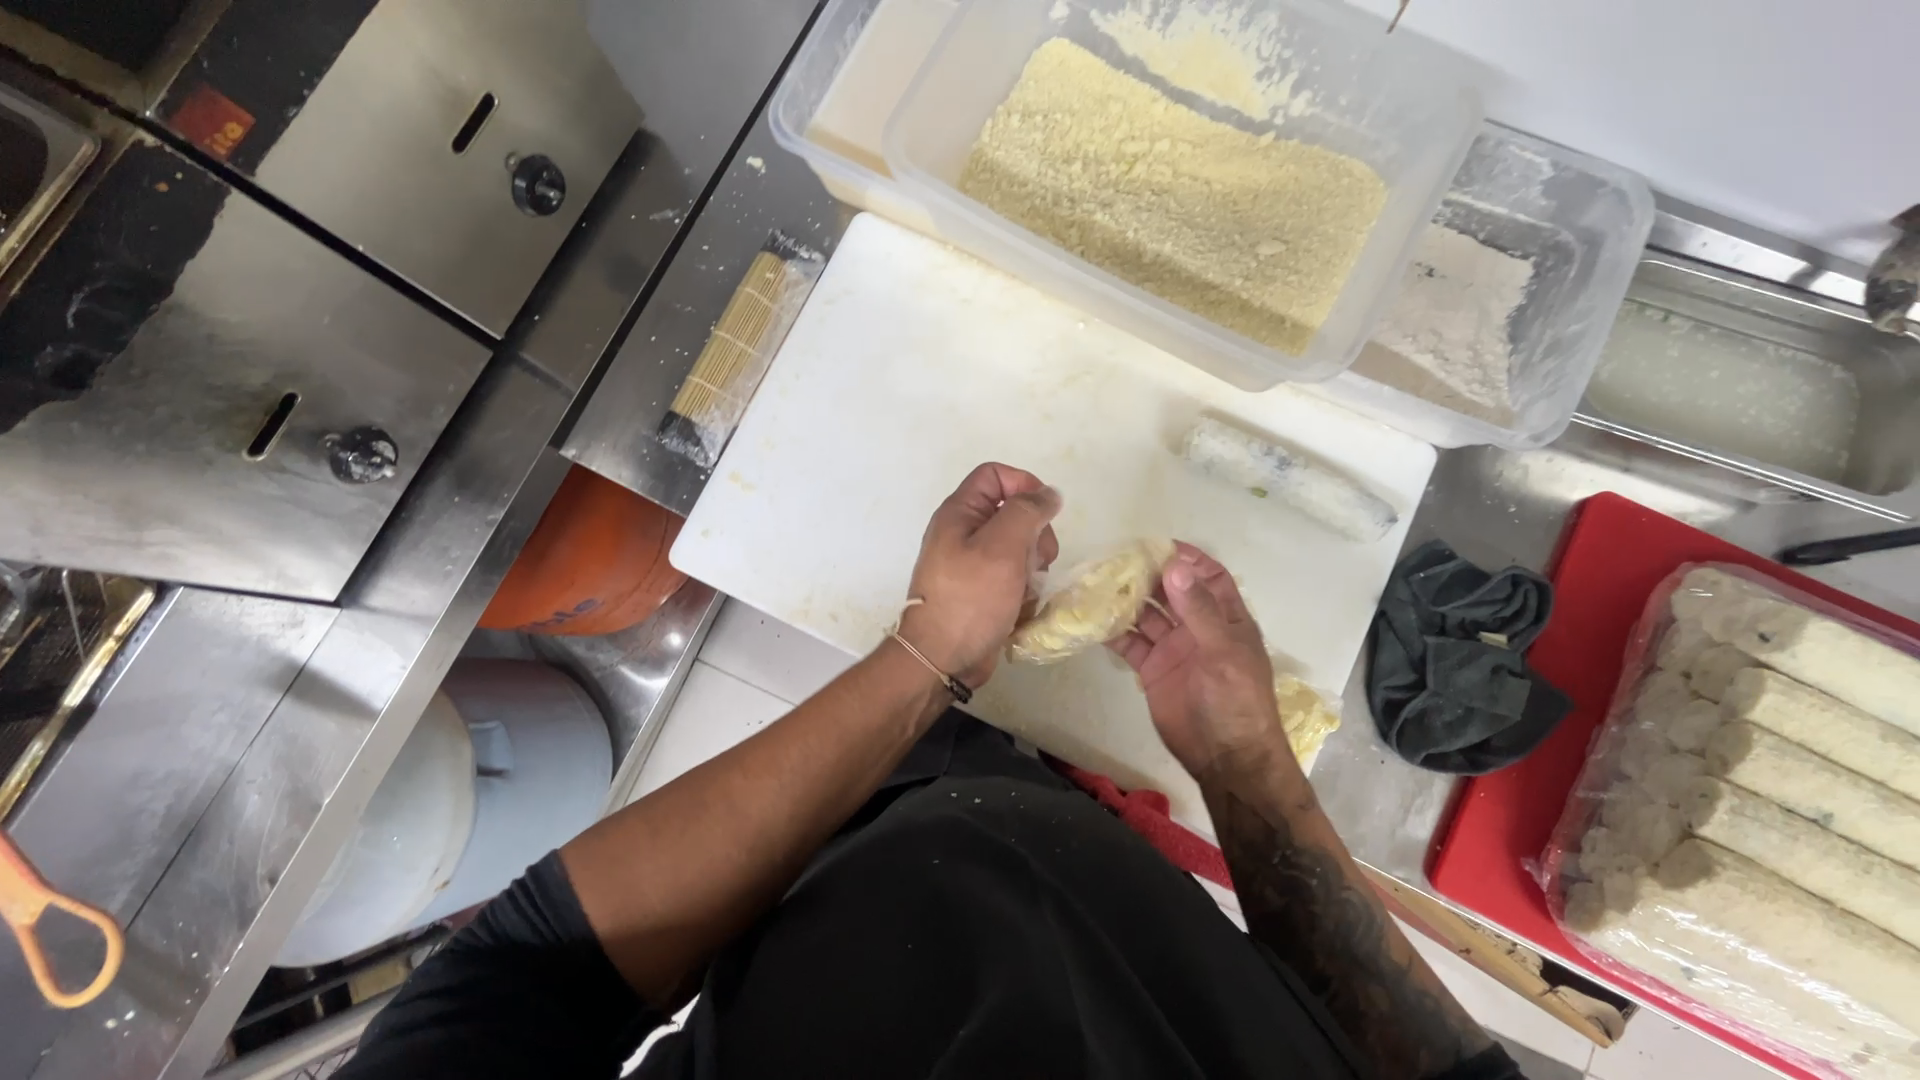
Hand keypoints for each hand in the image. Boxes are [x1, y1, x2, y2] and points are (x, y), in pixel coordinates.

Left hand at [898, 463, 1060, 688]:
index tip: (1045, 512)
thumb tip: (1048, 494)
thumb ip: (1027, 512)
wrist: (941, 659)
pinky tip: (1021, 606)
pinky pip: (1014, 578)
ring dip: (1033, 566)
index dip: (1024, 485)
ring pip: (1019, 548)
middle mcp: (963, 533)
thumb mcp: (1002, 547)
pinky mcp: (982, 592)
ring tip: (1027, 588)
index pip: (995, 476)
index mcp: (959, 513)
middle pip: (1013, 512)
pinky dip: (1023, 589)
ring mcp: (972, 565)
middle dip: (1035, 534)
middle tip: (1039, 559)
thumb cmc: (969, 599)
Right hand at [1109, 543, 1290, 780]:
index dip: (1189, 560)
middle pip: (1173, 592)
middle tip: (1118, 561)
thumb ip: (1198, 610)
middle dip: (1149, 575)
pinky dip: (1114, 631)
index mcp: (1227, 620)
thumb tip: (1174, 566)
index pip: (1210, 578)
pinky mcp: (1153, 669)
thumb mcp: (1223, 651)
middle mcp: (1199, 629)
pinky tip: (1095, 619)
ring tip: (1101, 584)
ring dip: (1128, 600)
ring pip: (1148, 614)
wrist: (1224, 757)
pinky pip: (1131, 643)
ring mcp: (1174, 649)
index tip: (1158, 546)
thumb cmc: (1236, 701)